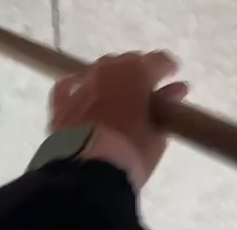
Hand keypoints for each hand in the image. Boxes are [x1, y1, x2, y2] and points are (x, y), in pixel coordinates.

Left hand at [48, 51, 189, 188]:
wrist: (85, 176)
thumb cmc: (130, 151)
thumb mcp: (157, 132)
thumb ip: (166, 106)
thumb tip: (176, 90)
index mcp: (138, 71)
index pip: (160, 60)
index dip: (168, 68)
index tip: (173, 78)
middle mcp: (110, 68)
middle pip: (130, 61)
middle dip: (140, 72)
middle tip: (146, 90)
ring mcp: (84, 83)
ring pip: (102, 69)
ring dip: (113, 77)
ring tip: (117, 93)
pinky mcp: (61, 102)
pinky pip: (68, 85)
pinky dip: (78, 85)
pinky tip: (83, 90)